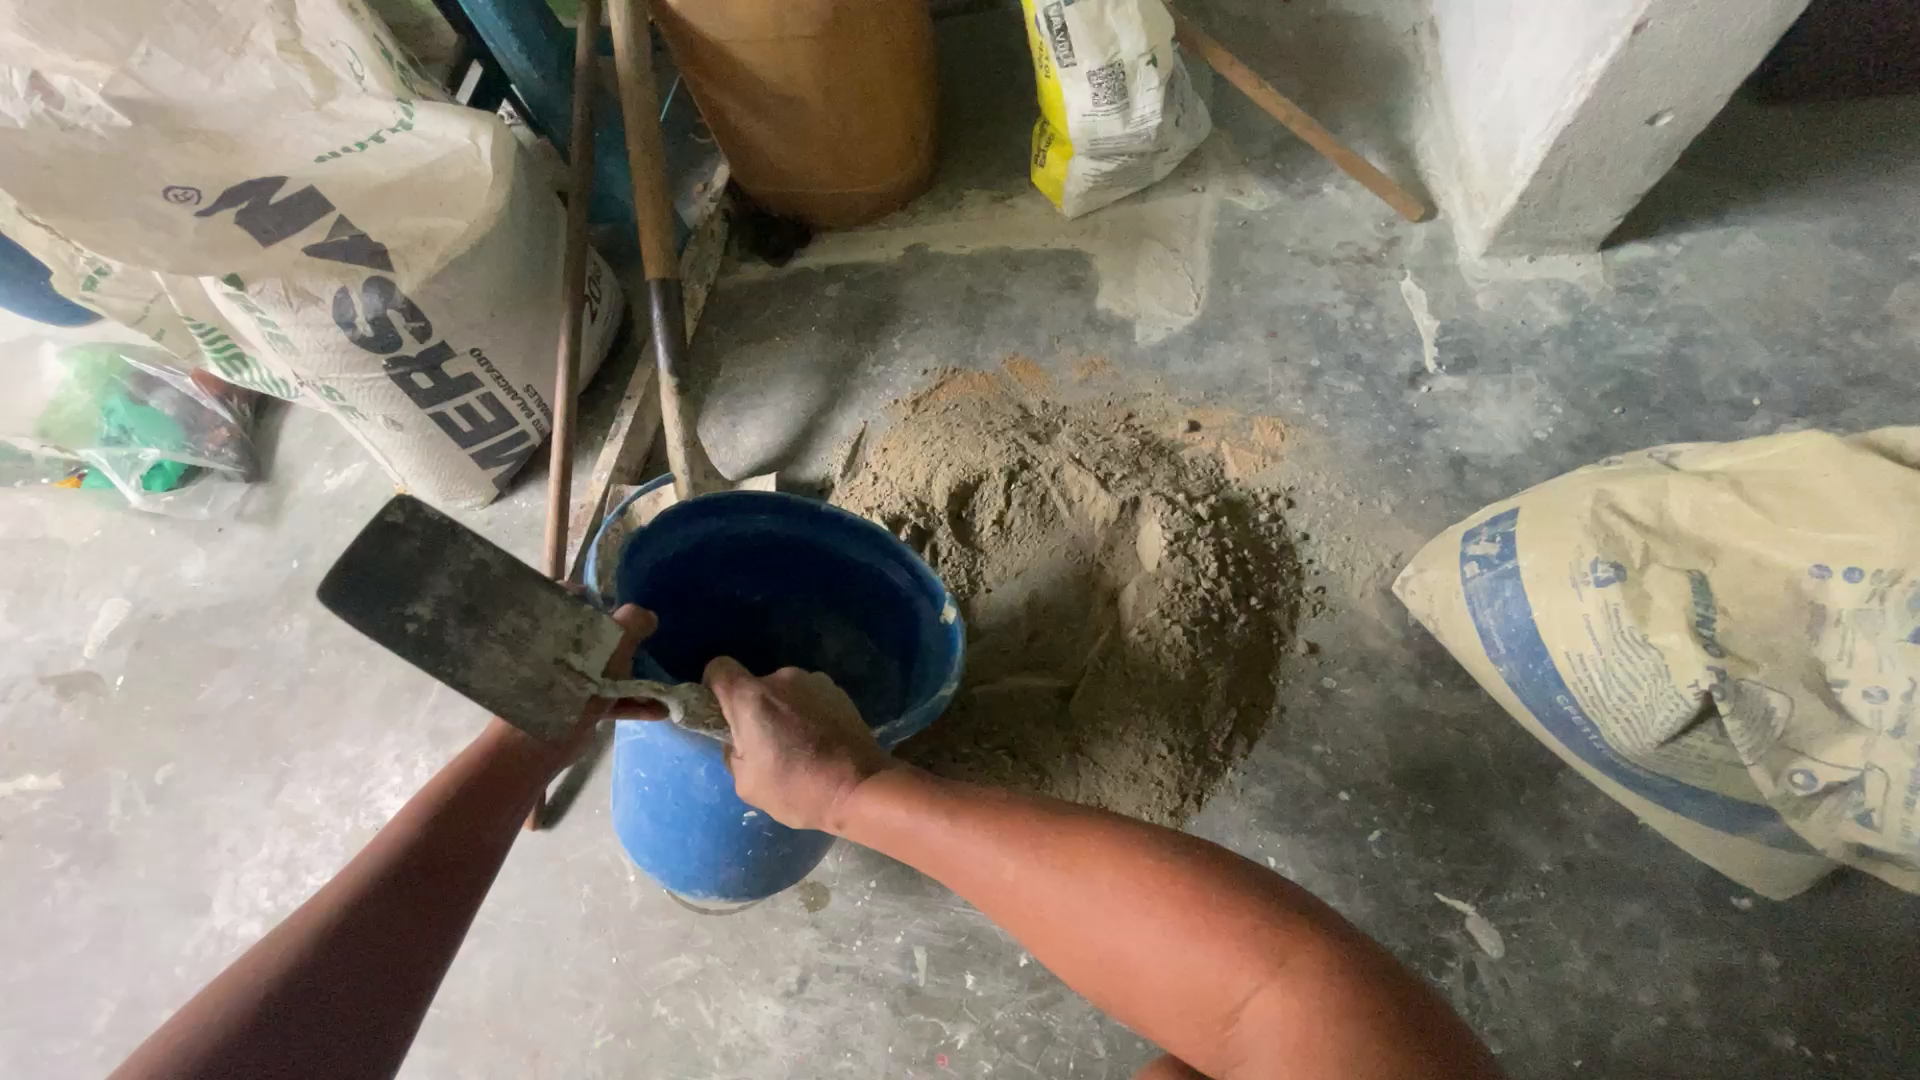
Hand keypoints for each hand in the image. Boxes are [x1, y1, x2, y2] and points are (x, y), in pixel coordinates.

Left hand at [497, 604, 663, 773]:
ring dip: (632, 676)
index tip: (621, 608)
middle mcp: (554, 649)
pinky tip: (658, 710)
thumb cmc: (575, 681)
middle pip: (593, 635)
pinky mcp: (573, 705)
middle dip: (622, 641)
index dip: (597, 599)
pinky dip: (628, 702)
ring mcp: (564, 678)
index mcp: (555, 626)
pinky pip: (604, 697)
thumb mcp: (612, 644)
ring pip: (602, 668)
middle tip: (646, 642)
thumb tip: (648, 616)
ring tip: (659, 680)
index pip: (572, 598)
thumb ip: (632, 624)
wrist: (540, 742)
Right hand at [703, 658, 897, 832]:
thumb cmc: (797, 788)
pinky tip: (819, 739)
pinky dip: (807, 711)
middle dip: (753, 708)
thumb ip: (733, 751)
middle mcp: (782, 678)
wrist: (860, 786)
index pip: (718, 668)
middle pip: (754, 684)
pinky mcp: (838, 690)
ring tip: (798, 744)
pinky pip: (809, 696)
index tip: (721, 712)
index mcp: (751, 697)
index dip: (713, 687)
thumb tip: (738, 738)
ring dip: (783, 710)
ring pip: (784, 691)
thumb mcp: (746, 782)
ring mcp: (814, 680)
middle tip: (766, 743)